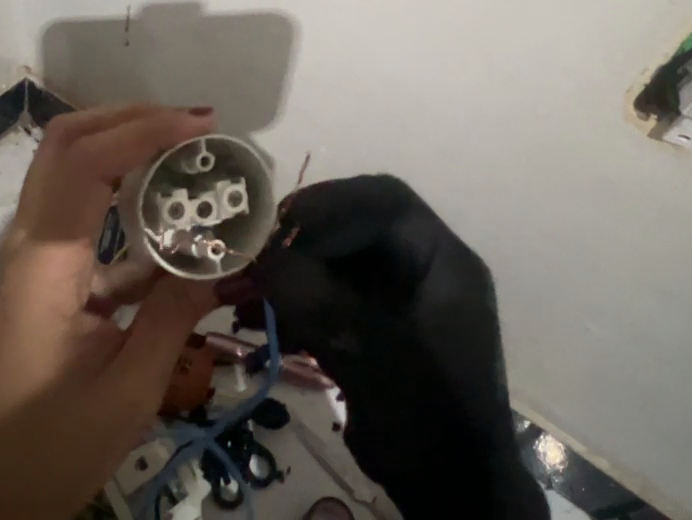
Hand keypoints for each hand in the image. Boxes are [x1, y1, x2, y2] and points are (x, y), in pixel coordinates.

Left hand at [0, 105, 219, 519]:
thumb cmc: (47, 449)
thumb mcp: (127, 390)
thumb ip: (176, 313)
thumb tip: (226, 257)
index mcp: (46, 262)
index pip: (87, 162)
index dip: (145, 132)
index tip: (203, 127)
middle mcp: (31, 242)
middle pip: (67, 143)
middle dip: (132, 119)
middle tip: (194, 126)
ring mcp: (34, 256)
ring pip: (71, 169)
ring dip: (128, 147)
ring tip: (188, 152)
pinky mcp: (46, 276)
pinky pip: (85, 214)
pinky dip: (130, 199)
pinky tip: (175, 222)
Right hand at [236, 175, 547, 519]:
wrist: (453, 497)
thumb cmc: (429, 418)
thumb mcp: (374, 356)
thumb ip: (319, 300)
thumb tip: (261, 254)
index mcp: (441, 260)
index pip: (385, 203)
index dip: (329, 203)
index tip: (276, 224)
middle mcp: (420, 270)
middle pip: (354, 231)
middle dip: (298, 244)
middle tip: (248, 260)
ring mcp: (398, 302)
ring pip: (335, 266)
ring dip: (287, 278)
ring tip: (238, 297)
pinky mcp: (375, 333)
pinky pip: (330, 302)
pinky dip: (293, 309)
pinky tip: (255, 326)